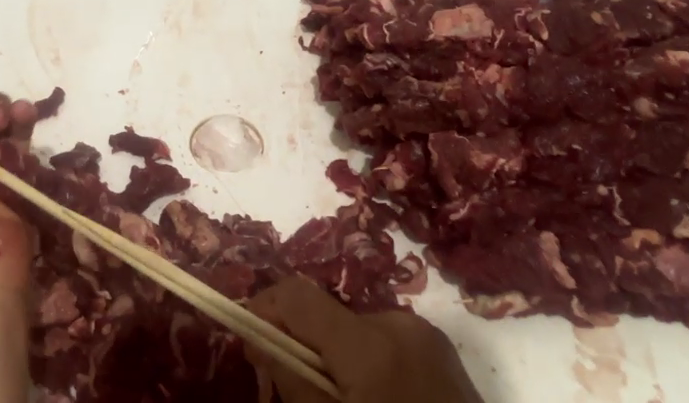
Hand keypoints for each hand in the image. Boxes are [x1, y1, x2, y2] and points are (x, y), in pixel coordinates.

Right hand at [246, 277, 484, 402]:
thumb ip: (293, 382)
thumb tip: (257, 339)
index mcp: (370, 346)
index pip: (297, 295)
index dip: (263, 306)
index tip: (246, 334)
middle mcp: (399, 324)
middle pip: (327, 314)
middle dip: (300, 341)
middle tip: (288, 384)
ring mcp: (426, 335)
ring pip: (355, 328)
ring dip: (334, 354)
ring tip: (335, 398)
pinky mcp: (442, 351)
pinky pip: (385, 341)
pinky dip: (365, 361)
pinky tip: (371, 398)